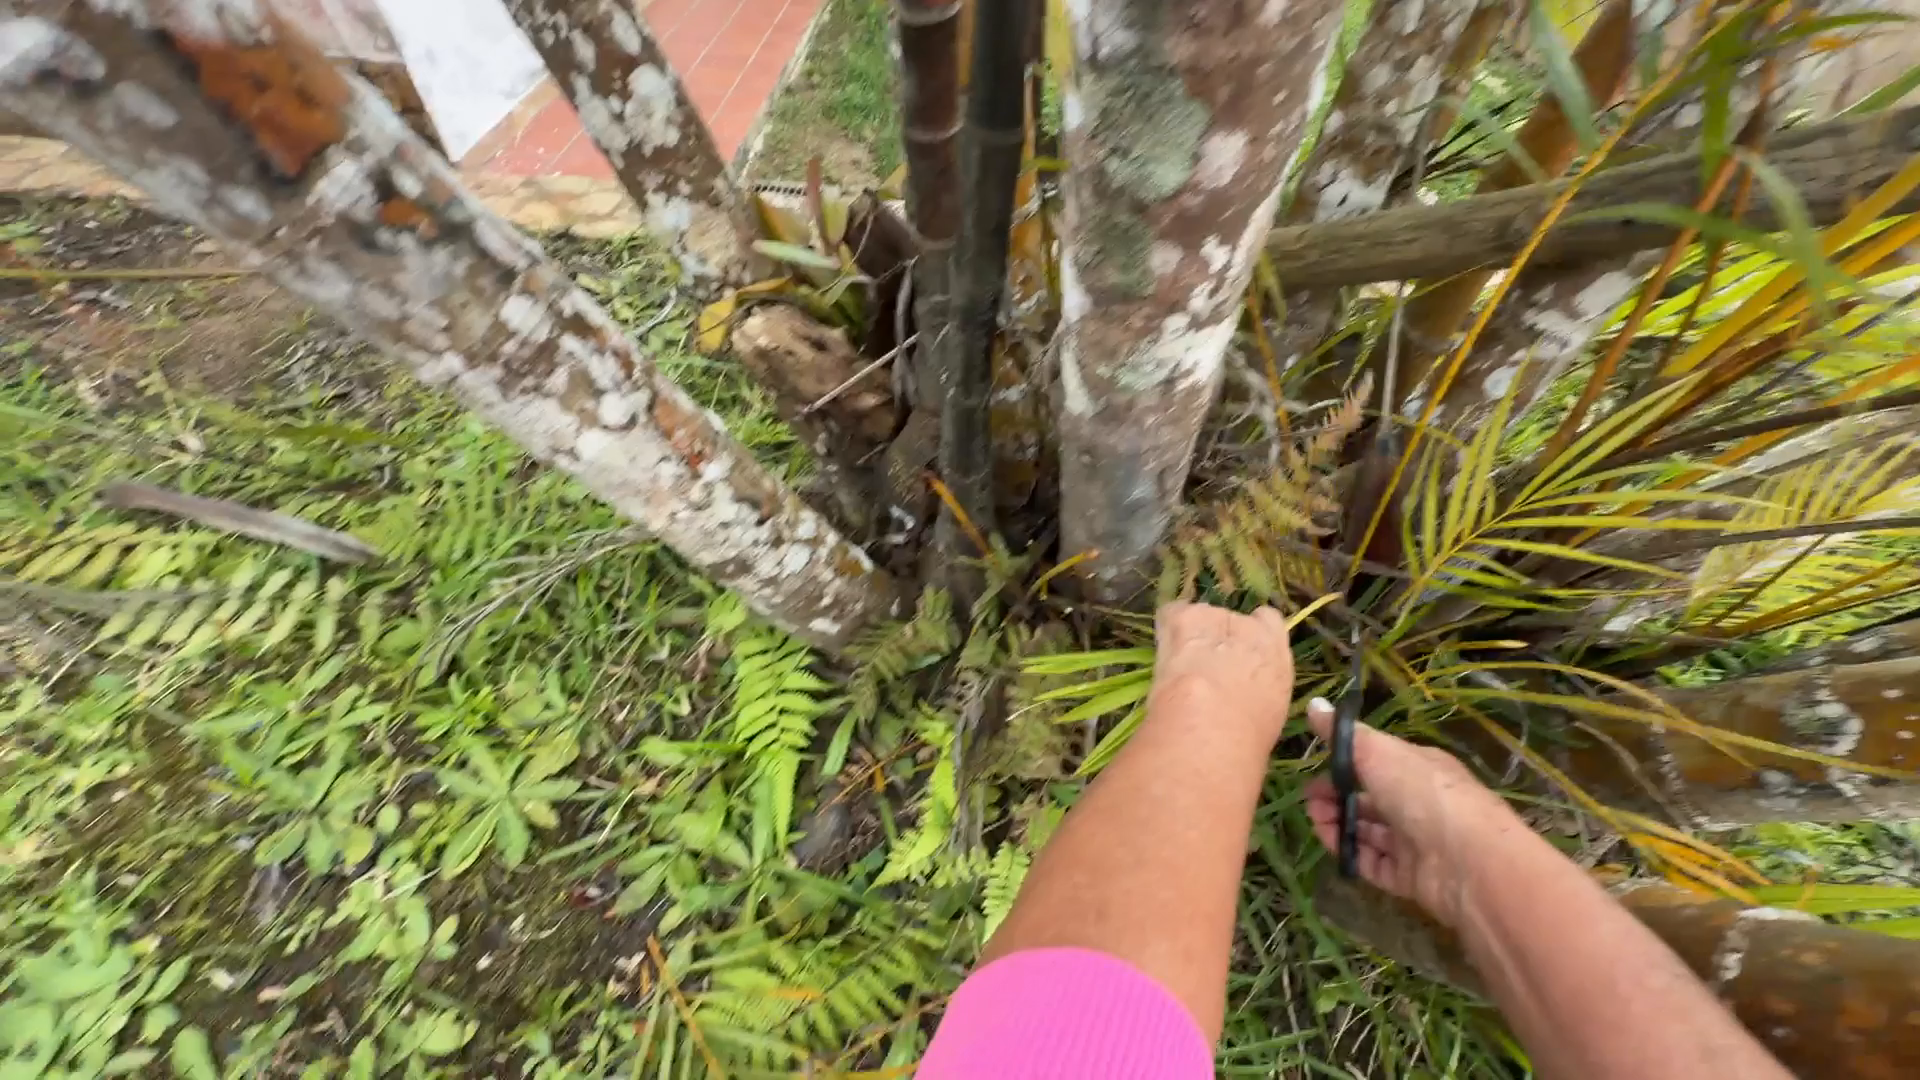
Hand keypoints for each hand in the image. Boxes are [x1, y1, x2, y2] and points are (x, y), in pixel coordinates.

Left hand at [1148, 603, 1294, 748]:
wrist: (1212, 723)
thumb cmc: (1247, 733)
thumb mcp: (1269, 710)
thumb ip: (1259, 687)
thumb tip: (1244, 693)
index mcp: (1275, 648)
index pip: (1268, 622)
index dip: (1248, 637)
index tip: (1237, 654)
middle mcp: (1246, 625)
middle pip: (1228, 621)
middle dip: (1216, 639)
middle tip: (1203, 669)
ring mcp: (1212, 617)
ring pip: (1197, 618)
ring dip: (1189, 636)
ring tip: (1180, 667)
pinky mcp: (1180, 619)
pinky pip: (1171, 615)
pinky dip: (1166, 631)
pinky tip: (1164, 655)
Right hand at [1304, 701, 1526, 927]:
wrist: (1468, 861)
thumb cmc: (1421, 792)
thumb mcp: (1377, 750)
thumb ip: (1341, 733)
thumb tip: (1314, 703)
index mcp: (1417, 768)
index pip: (1376, 762)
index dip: (1344, 765)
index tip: (1316, 767)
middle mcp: (1418, 804)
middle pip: (1368, 798)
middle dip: (1335, 795)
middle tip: (1309, 798)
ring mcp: (1416, 842)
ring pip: (1368, 831)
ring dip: (1338, 822)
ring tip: (1315, 818)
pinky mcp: (1411, 876)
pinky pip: (1373, 863)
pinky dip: (1350, 852)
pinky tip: (1331, 842)